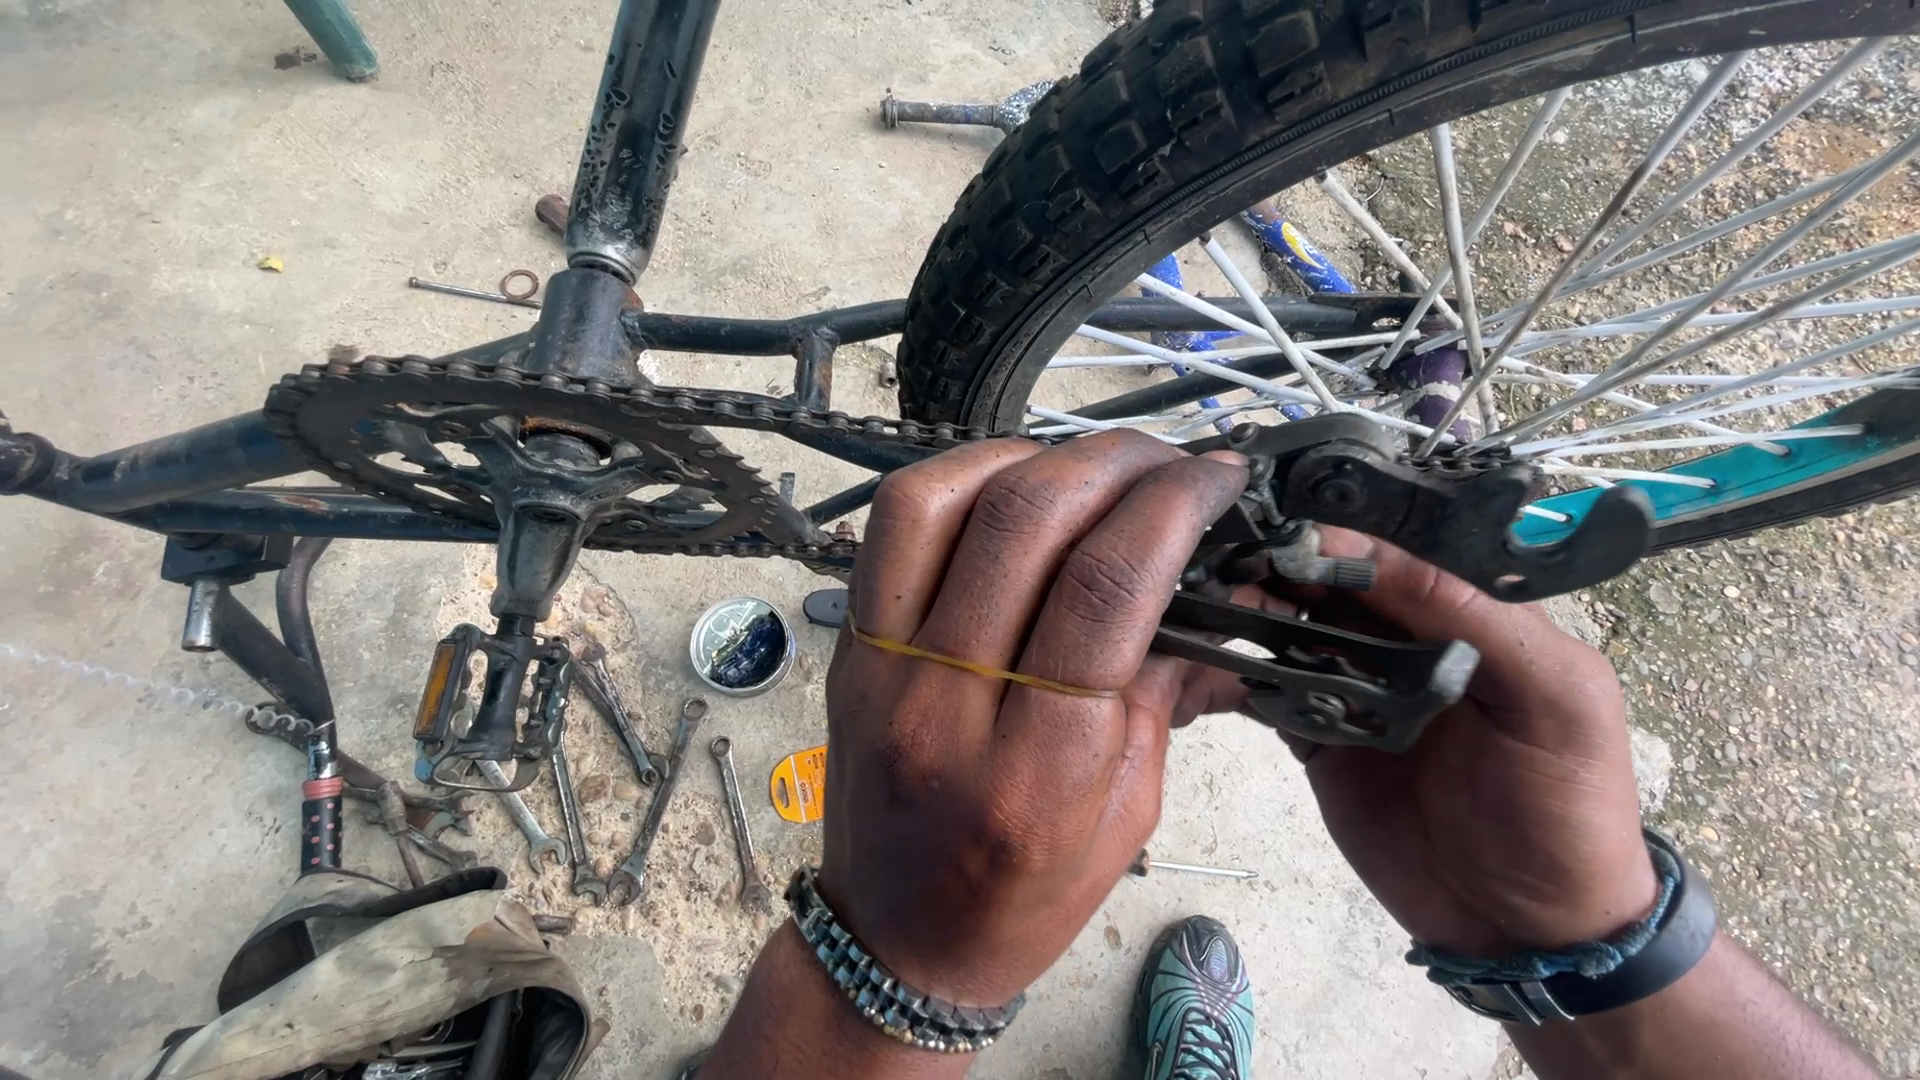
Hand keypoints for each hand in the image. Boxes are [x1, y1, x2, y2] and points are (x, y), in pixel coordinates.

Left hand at [818, 431, 1250, 1008]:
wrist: (895, 936)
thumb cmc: (1020, 897)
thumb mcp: (1128, 816)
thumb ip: (1158, 691)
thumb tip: (1191, 579)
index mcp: (1037, 768)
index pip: (1110, 588)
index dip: (1174, 506)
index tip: (1215, 478)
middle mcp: (947, 703)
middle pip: (1029, 525)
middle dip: (1116, 462)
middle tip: (1166, 457)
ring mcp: (882, 666)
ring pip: (942, 502)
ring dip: (1034, 456)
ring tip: (1089, 464)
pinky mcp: (851, 646)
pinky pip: (892, 526)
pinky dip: (959, 476)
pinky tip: (1011, 482)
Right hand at [1217, 530, 1656, 956]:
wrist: (1521, 928)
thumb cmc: (1560, 808)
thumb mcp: (1550, 700)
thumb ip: (1476, 618)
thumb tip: (1372, 554)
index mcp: (1466, 619)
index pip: (1397, 558)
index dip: (1342, 540)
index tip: (1286, 537)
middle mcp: (1402, 643)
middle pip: (1331, 588)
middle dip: (1280, 572)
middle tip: (1227, 568)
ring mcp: (1353, 689)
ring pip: (1291, 633)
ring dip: (1249, 616)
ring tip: (1208, 608)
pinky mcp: (1315, 735)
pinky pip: (1268, 695)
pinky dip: (1235, 678)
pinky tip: (1205, 663)